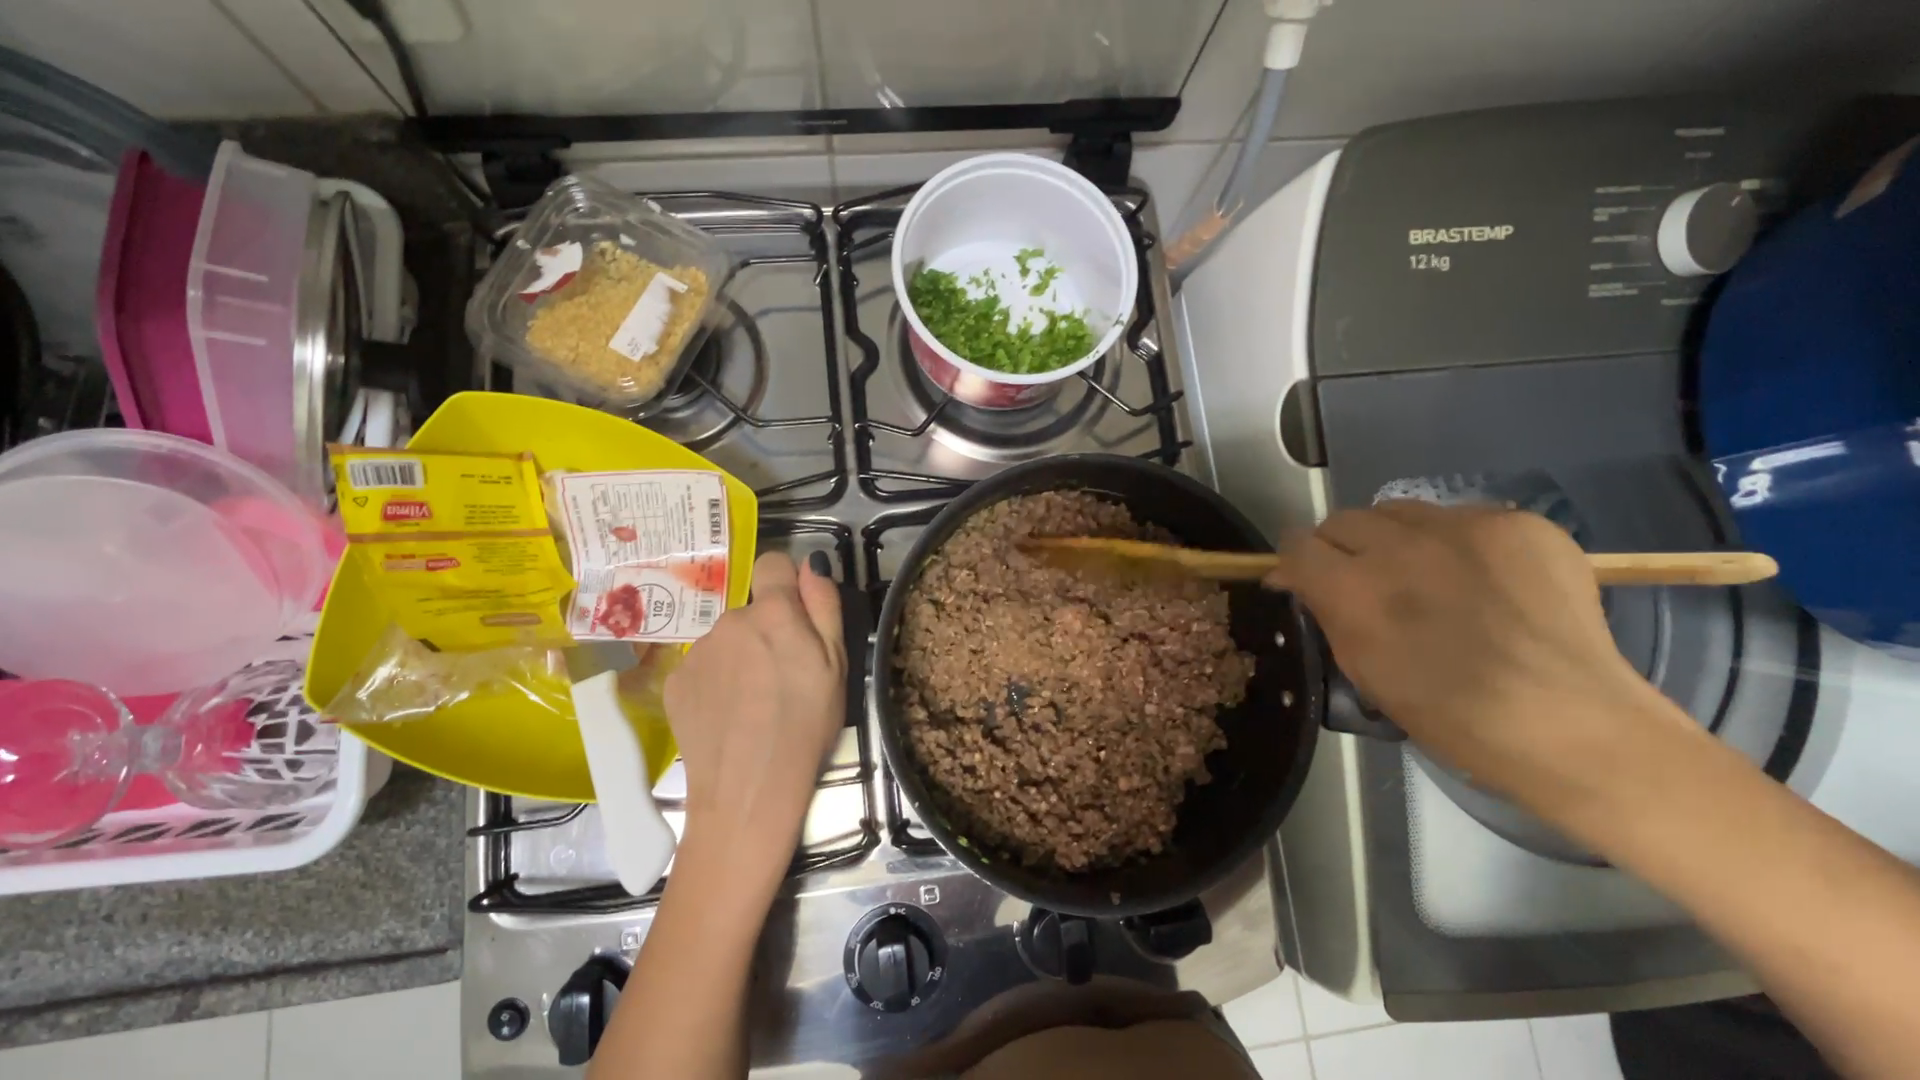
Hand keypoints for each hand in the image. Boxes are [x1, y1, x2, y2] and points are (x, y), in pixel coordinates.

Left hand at [663, 552, 846, 871]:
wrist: (749, 789)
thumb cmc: (806, 726)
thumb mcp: (837, 665)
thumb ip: (824, 605)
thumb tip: (811, 563)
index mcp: (773, 612)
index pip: (772, 564)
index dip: (786, 584)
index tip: (796, 617)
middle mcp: (729, 621)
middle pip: (750, 610)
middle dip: (766, 631)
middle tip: (783, 677)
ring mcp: (697, 651)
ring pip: (726, 641)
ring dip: (740, 658)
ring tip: (755, 704)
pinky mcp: (676, 682)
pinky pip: (703, 669)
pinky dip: (716, 684)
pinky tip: (729, 718)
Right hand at [1275, 501, 1688, 802]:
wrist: (1570, 722)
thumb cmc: (1454, 719)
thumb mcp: (1366, 673)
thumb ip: (1331, 616)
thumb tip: (1306, 582)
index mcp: (1355, 589)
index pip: (1297, 545)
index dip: (1296, 564)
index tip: (1304, 582)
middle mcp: (1401, 544)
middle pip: (1344, 520)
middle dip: (1342, 547)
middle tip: (1364, 581)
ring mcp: (1465, 526)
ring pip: (1401, 511)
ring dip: (1397, 538)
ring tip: (1425, 576)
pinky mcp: (1518, 523)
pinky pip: (1464, 518)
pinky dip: (1458, 544)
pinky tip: (1482, 581)